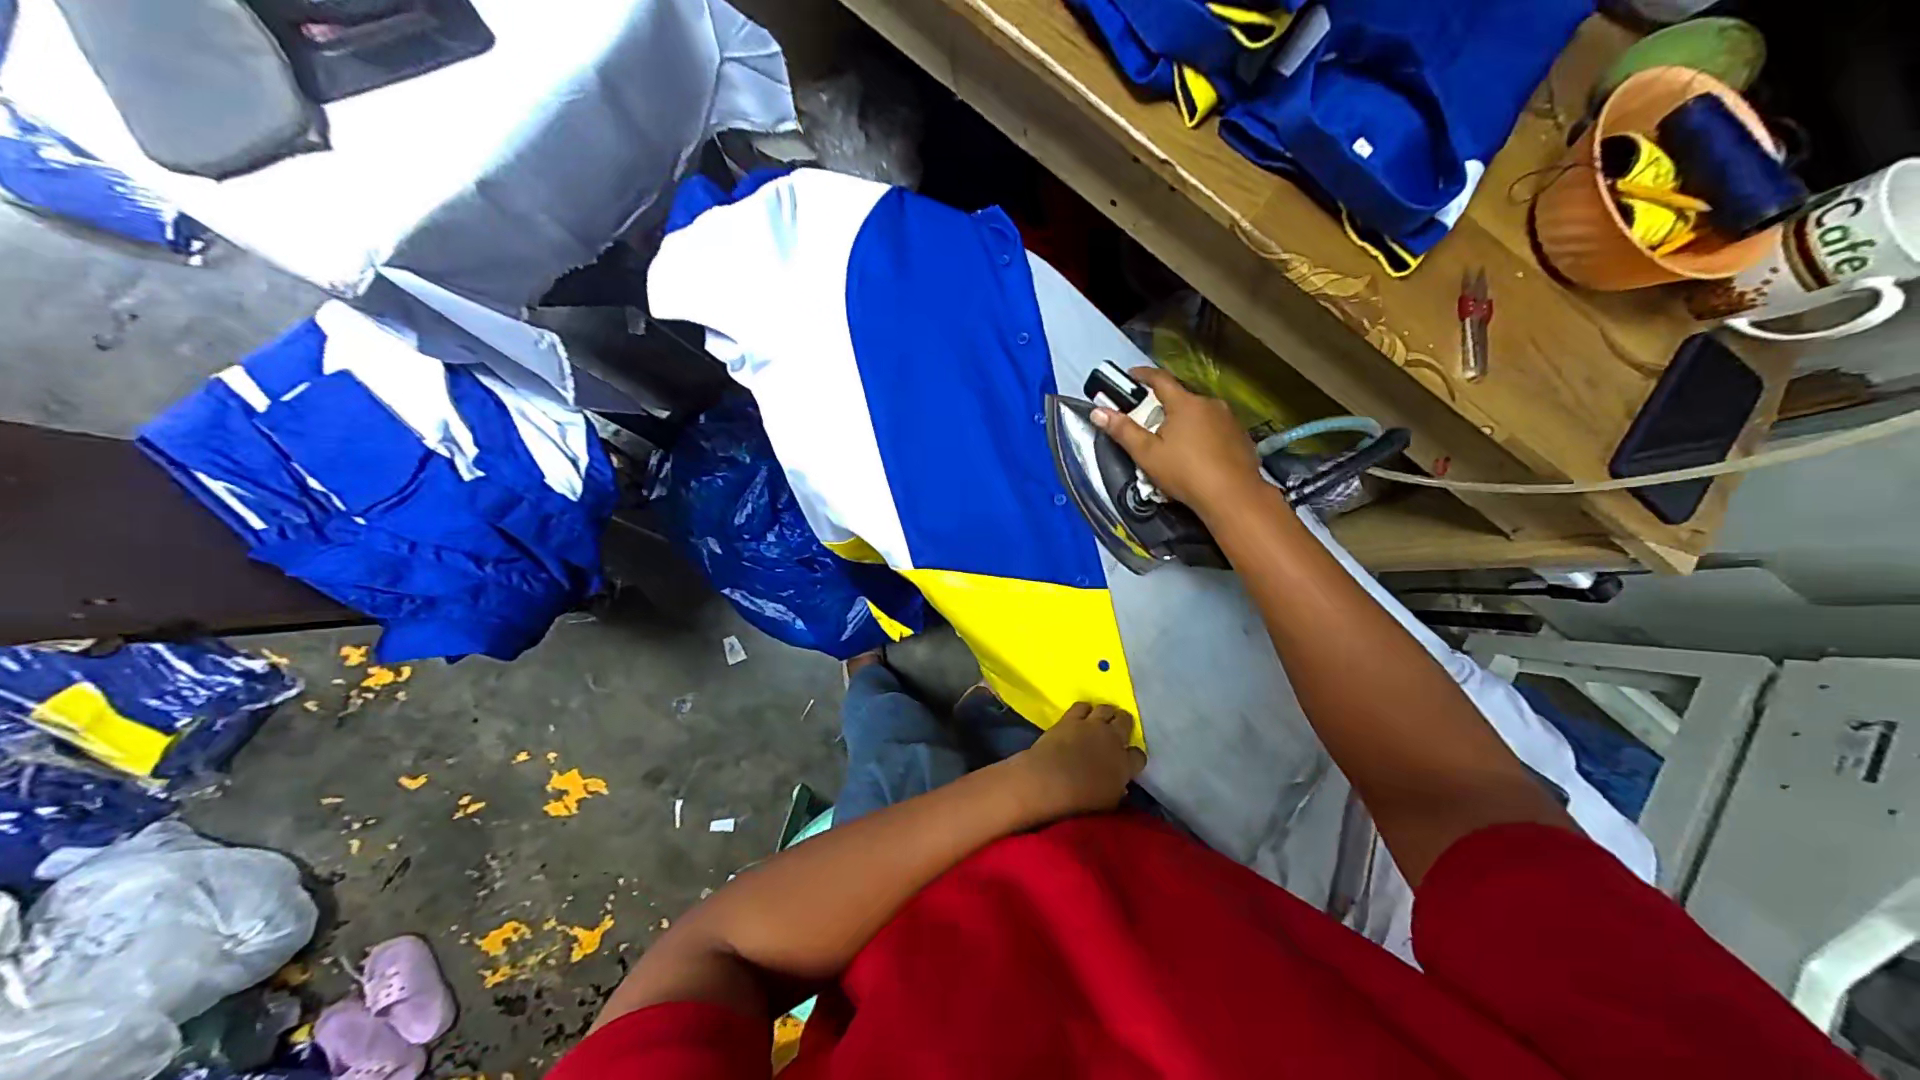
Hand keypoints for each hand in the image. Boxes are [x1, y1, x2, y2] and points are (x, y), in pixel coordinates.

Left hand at [1005, 703, 1145, 819]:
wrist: (1052, 780)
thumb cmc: (1082, 800)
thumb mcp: (1108, 802)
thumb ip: (1116, 791)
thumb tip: (1120, 788)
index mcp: (1125, 764)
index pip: (1138, 756)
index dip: (1134, 757)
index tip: (1128, 760)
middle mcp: (1112, 739)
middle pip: (1125, 722)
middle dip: (1124, 723)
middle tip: (1118, 728)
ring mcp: (1091, 725)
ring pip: (1106, 709)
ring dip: (1106, 713)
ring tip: (1102, 718)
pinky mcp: (1070, 719)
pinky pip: (1082, 706)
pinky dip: (1084, 709)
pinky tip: (1082, 714)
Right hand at [1091, 367, 1263, 516]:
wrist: (1233, 496)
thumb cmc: (1185, 472)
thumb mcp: (1147, 454)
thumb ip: (1122, 430)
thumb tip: (1098, 412)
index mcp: (1185, 403)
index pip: (1160, 379)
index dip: (1143, 375)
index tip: (1130, 376)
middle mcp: (1210, 404)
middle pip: (1181, 399)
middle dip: (1164, 407)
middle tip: (1150, 424)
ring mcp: (1230, 419)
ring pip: (1200, 414)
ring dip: (1186, 422)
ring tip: (1175, 443)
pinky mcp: (1242, 436)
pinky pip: (1217, 429)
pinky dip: (1204, 436)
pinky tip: (1199, 455)